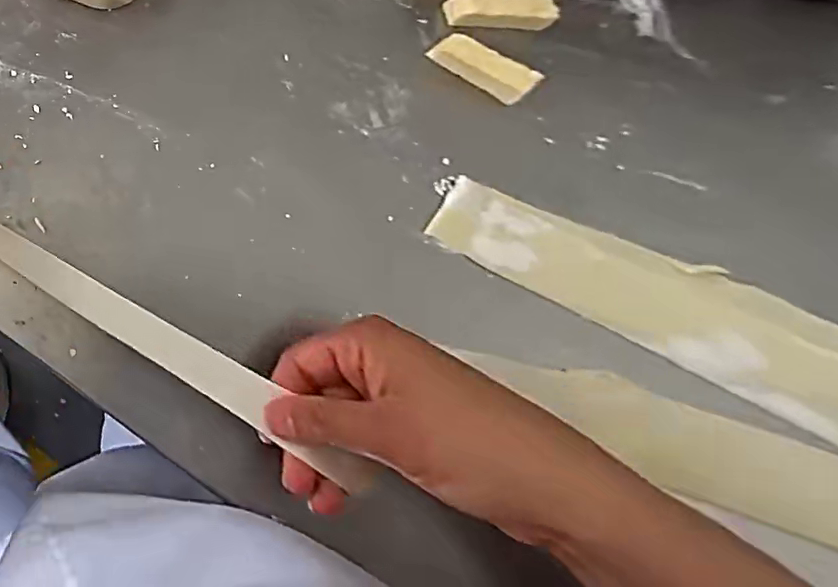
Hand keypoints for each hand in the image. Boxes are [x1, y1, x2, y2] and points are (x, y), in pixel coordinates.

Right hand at [263, 316, 650, 543]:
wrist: (567, 496)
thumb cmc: (481, 446)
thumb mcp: (385, 433)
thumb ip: (319, 421)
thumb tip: (275, 415)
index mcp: (369, 342)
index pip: (301, 361)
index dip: (280, 396)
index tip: (269, 431)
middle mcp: (382, 360)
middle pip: (319, 392)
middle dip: (304, 436)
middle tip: (296, 473)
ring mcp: (402, 392)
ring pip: (341, 419)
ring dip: (326, 456)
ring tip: (319, 492)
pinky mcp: (419, 423)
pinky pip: (367, 435)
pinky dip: (352, 461)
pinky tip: (343, 490)